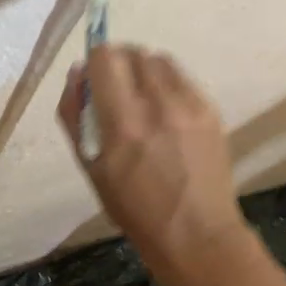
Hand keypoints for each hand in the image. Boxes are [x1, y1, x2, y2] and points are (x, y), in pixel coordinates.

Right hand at [58, 45, 244, 255]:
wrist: (195, 234)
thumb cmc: (133, 207)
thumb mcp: (89, 166)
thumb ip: (75, 114)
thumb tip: (77, 73)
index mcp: (122, 122)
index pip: (104, 57)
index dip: (95, 62)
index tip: (95, 79)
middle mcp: (157, 104)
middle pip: (132, 52)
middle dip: (119, 64)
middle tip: (117, 89)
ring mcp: (189, 105)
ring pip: (159, 60)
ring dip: (144, 70)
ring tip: (143, 98)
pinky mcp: (210, 110)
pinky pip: (182, 78)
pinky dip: (167, 84)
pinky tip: (167, 112)